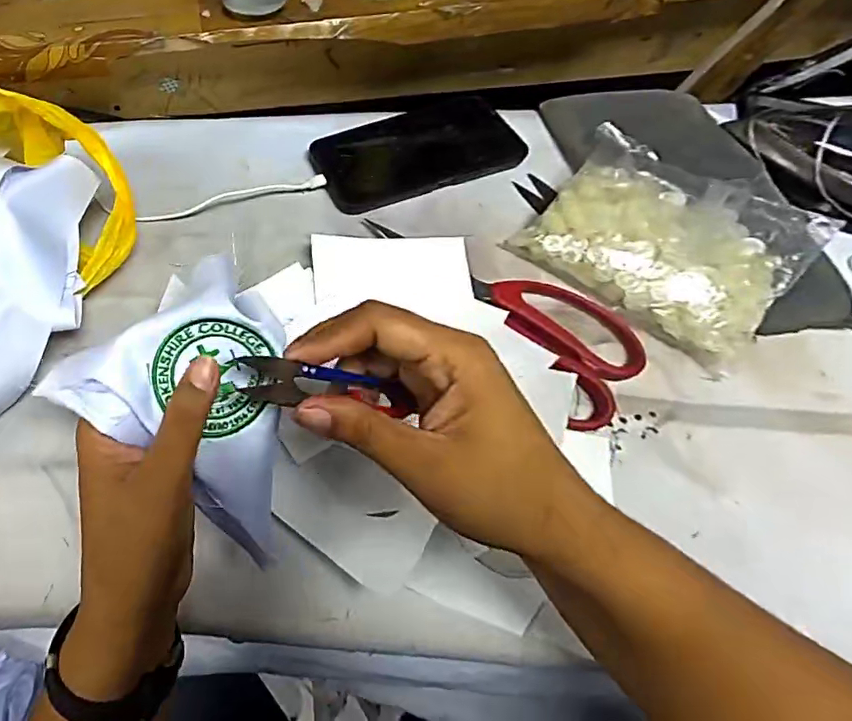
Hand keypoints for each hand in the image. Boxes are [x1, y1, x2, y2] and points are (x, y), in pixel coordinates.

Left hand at [61, 354, 219, 700]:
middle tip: (222, 335)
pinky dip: (202, 423)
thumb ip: (184, 417)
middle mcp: (115, 435)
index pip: (122, 371)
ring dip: (194, 395)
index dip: (155, 345)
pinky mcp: (161, 474)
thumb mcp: (163, 474)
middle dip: (181, 367)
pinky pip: (180, 437)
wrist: (139, 611)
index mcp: (99, 428)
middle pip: (148, 389)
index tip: (193, 321)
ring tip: (232, 360)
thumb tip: (204, 359)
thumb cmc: (137, 541)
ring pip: (167, 413)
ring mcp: (139, 455)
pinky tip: (231, 405)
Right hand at [285, 301, 593, 558]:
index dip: (329, 337)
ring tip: (324, 406)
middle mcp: (450, 350)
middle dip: (334, 355)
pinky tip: (354, 412)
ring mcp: (446, 369)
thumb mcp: (423, 464)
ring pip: (379, 355)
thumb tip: (305, 407)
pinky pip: (391, 376)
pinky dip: (366, 392)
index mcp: (455, 353)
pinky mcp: (441, 389)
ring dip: (348, 376)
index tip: (294, 361)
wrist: (557, 529)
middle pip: (375, 332)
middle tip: (298, 383)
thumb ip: (360, 429)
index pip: (378, 322)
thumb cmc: (505, 495)